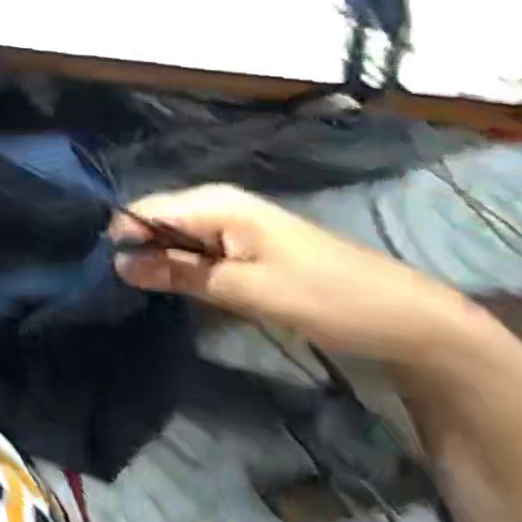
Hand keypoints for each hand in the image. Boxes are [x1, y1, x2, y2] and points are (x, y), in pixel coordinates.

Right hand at [111, 184, 492, 365]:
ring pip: (172, 233)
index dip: (122, 236)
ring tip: (146, 287)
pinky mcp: (243, 241)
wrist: (412, 320)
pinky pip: (194, 245)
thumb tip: (117, 265)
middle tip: (126, 284)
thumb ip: (179, 274)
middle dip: (138, 247)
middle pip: (154, 218)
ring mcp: (231, 220)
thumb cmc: (327, 298)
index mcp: (214, 202)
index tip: (110, 271)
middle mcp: (216, 201)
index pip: (143, 209)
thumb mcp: (247, 291)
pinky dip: (182, 264)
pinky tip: (179, 285)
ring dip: (160, 258)